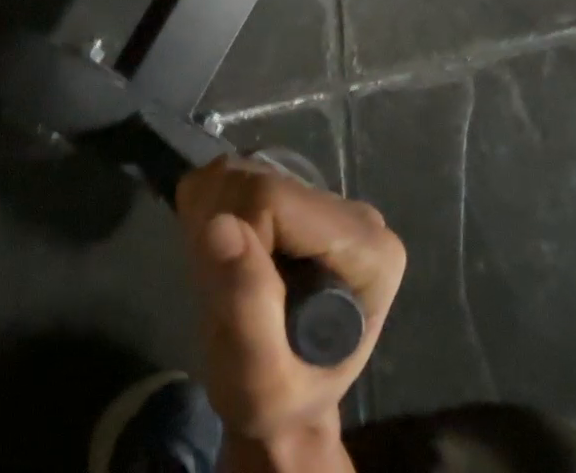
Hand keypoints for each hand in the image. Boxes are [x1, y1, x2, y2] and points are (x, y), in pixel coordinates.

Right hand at [176, 158, 404, 468]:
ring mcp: (325, 202)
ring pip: (236, 173)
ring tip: (224, 277)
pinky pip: (229, 176)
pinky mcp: (294, 196)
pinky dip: (207, 211)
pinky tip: (223, 255)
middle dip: (216, 228)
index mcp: (368, 250)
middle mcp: (356, 216)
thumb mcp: (258, 378)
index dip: (235, 238)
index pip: (270, 199)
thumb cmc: (276, 398)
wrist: (280, 401)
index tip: (229, 290)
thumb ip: (245, 305)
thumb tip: (219, 224)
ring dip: (208, 221)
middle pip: (253, 179)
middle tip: (220, 288)